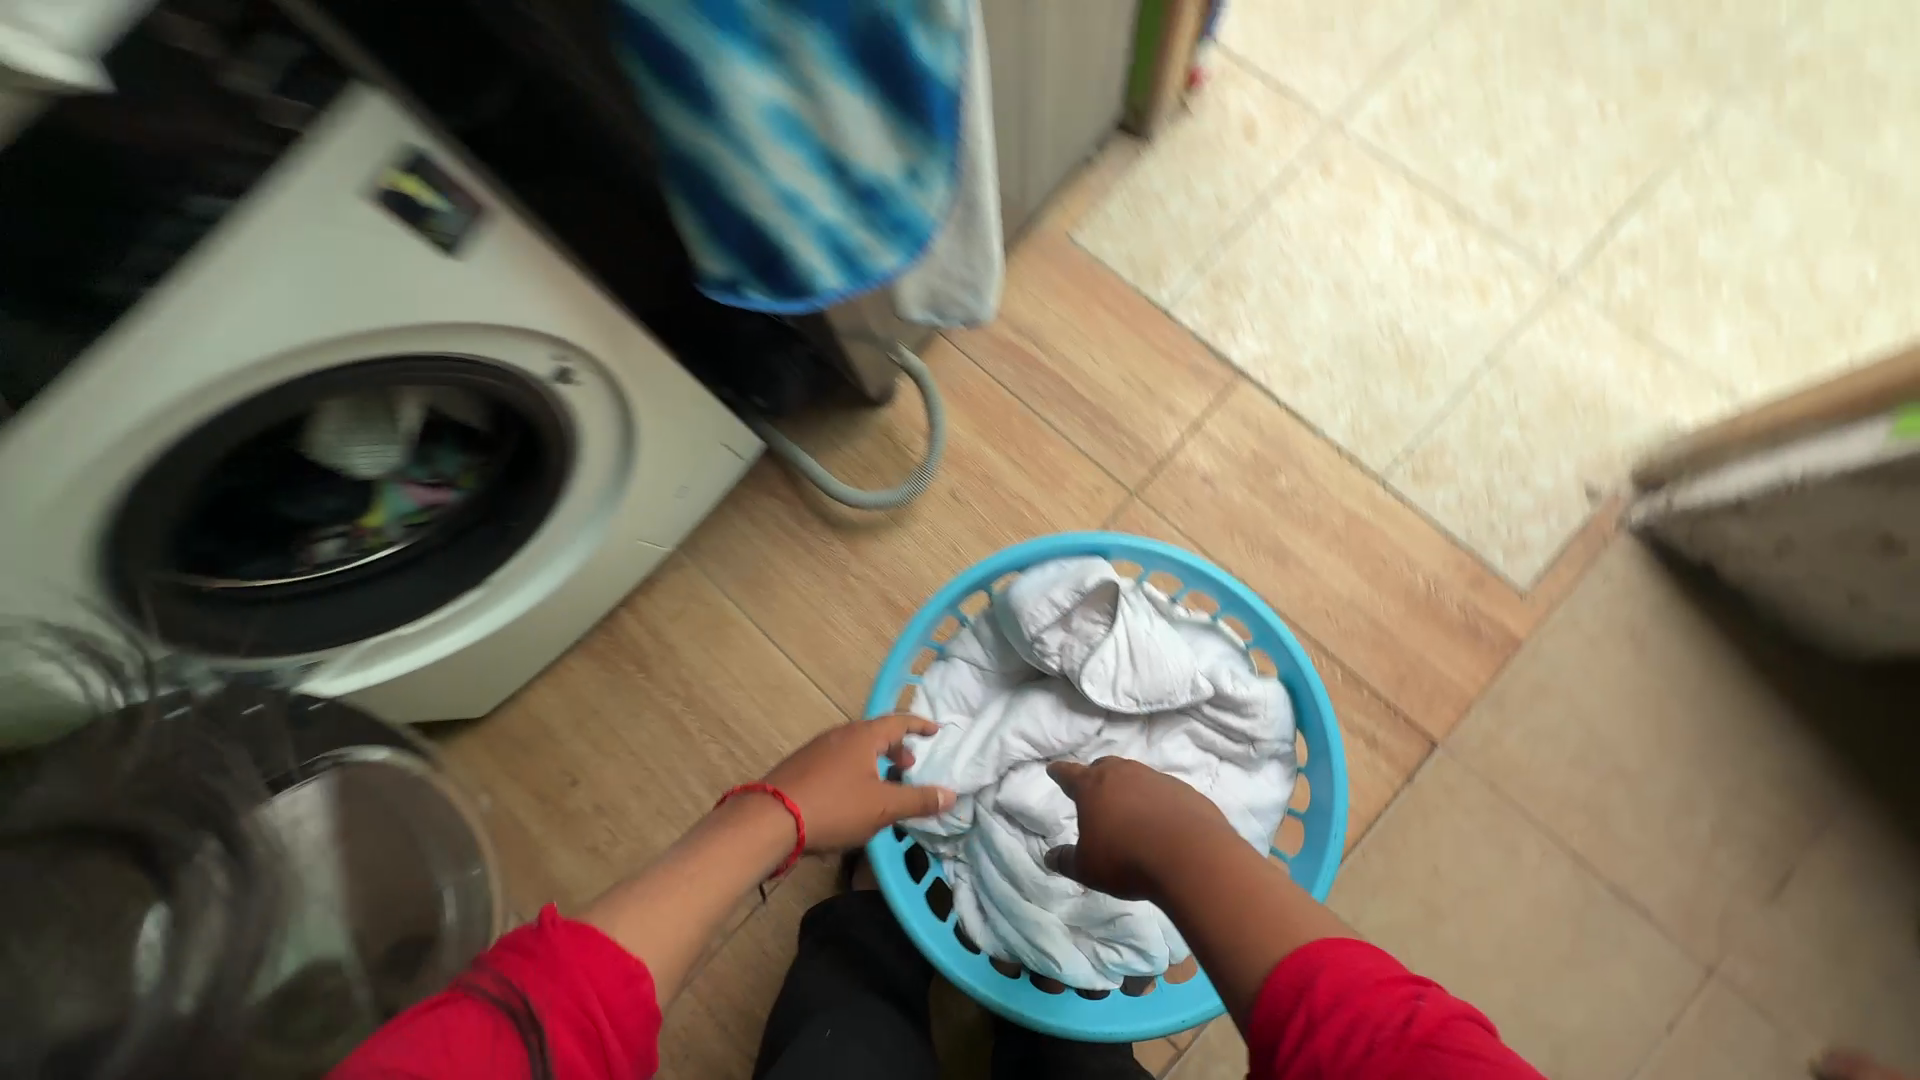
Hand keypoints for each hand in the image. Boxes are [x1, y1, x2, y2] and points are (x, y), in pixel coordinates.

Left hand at [761, 714, 956, 852]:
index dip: (920, 725)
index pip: (899, 721)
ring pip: (854, 748)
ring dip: (873, 761)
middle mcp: (840, 735)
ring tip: (882, 785)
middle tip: (909, 766)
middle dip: (895, 748)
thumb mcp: (883, 808)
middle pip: (875, 733)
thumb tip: (951, 795)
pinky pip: (836, 761)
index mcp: (863, 736)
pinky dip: (853, 770)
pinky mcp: (800, 767)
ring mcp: (816, 749)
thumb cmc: (834, 807)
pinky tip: (850, 798)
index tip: (936, 730)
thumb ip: (918, 801)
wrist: (769, 821)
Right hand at [1043, 757, 1240, 901]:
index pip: (1069, 774)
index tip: (1053, 769)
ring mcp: (1157, 779)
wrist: (1191, 856)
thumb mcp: (1088, 868)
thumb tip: (1050, 857)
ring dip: (1130, 788)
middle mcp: (1124, 774)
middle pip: (1104, 767)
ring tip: (1130, 810)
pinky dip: (1158, 802)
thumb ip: (1067, 860)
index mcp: (1093, 786)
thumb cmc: (1126, 859)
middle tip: (1094, 791)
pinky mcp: (1186, 792)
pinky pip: (1165, 792)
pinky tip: (1163, 823)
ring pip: (1136, 776)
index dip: (1059, 773)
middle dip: (1096, 776)